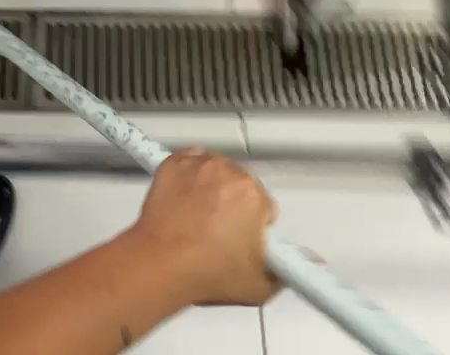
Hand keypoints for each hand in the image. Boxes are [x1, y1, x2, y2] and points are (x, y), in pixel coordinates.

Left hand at [123, 148, 281, 307]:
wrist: (161, 263)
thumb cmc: (208, 272)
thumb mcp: (260, 287)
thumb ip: (282, 272)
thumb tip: (288, 265)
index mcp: (254, 194)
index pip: (265, 206)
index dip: (255, 226)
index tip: (242, 240)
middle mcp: (229, 170)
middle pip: (241, 185)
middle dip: (235, 204)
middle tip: (219, 231)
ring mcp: (199, 163)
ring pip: (216, 171)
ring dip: (213, 187)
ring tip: (198, 216)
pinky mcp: (174, 161)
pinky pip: (190, 161)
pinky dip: (190, 174)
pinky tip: (185, 196)